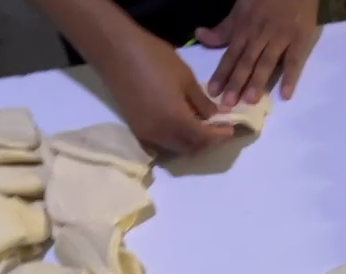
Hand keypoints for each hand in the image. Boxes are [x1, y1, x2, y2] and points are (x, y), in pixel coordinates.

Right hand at [93, 23, 237, 155]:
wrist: (115, 51)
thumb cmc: (153, 58)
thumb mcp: (185, 77)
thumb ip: (202, 102)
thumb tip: (215, 116)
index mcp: (177, 122)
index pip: (205, 139)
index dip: (219, 136)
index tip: (231, 129)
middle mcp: (162, 136)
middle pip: (192, 149)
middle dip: (207, 142)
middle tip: (217, 130)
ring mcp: (148, 136)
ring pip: (177, 149)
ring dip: (192, 143)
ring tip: (201, 128)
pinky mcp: (138, 131)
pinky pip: (163, 144)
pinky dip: (177, 140)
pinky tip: (182, 127)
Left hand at [196, 0, 317, 103]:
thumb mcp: (241, 7)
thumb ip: (224, 27)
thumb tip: (199, 35)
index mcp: (245, 28)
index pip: (231, 54)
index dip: (221, 73)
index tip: (212, 92)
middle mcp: (260, 35)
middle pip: (246, 61)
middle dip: (236, 82)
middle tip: (228, 104)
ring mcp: (280, 38)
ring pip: (267, 62)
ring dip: (258, 81)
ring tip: (250, 100)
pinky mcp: (299, 39)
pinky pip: (294, 61)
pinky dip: (290, 77)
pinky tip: (285, 95)